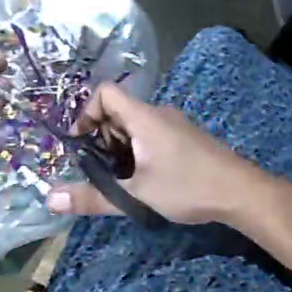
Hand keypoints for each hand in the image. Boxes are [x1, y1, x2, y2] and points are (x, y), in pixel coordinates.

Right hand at [45, 82, 259, 224]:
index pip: (106, 92)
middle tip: (99, 169)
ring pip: (135, 126)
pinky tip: (144, 180)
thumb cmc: (188, 186)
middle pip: (118, 111)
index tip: (81, 144)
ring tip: (121, 179)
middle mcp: (159, 114)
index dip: (86, 112)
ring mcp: (175, 126)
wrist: (241, 192)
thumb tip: (50, 199)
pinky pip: (152, 135)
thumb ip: (93, 197)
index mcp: (144, 117)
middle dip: (101, 137)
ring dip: (120, 148)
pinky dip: (139, 151)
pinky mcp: (186, 140)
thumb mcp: (136, 195)